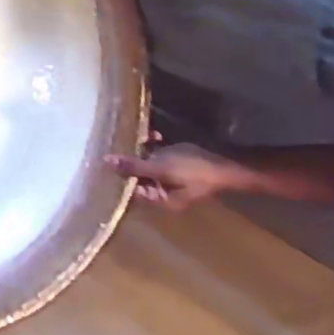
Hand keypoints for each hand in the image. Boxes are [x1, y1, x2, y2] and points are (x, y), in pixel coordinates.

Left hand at [107, 140, 252, 211]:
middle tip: (116, 142)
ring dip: (141, 149)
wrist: (231, 165)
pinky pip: (157, 155)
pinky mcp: (175, 165)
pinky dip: (154, 145)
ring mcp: (168, 178)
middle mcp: (162, 191)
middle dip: (127, 159)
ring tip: (140, 135)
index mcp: (159, 200)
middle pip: (135, 176)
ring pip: (144, 163)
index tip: (102, 160)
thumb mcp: (162, 169)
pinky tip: (156, 134)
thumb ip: (134, 167)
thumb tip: (105, 163)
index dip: (116, 176)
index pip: (129, 190)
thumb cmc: (195, 171)